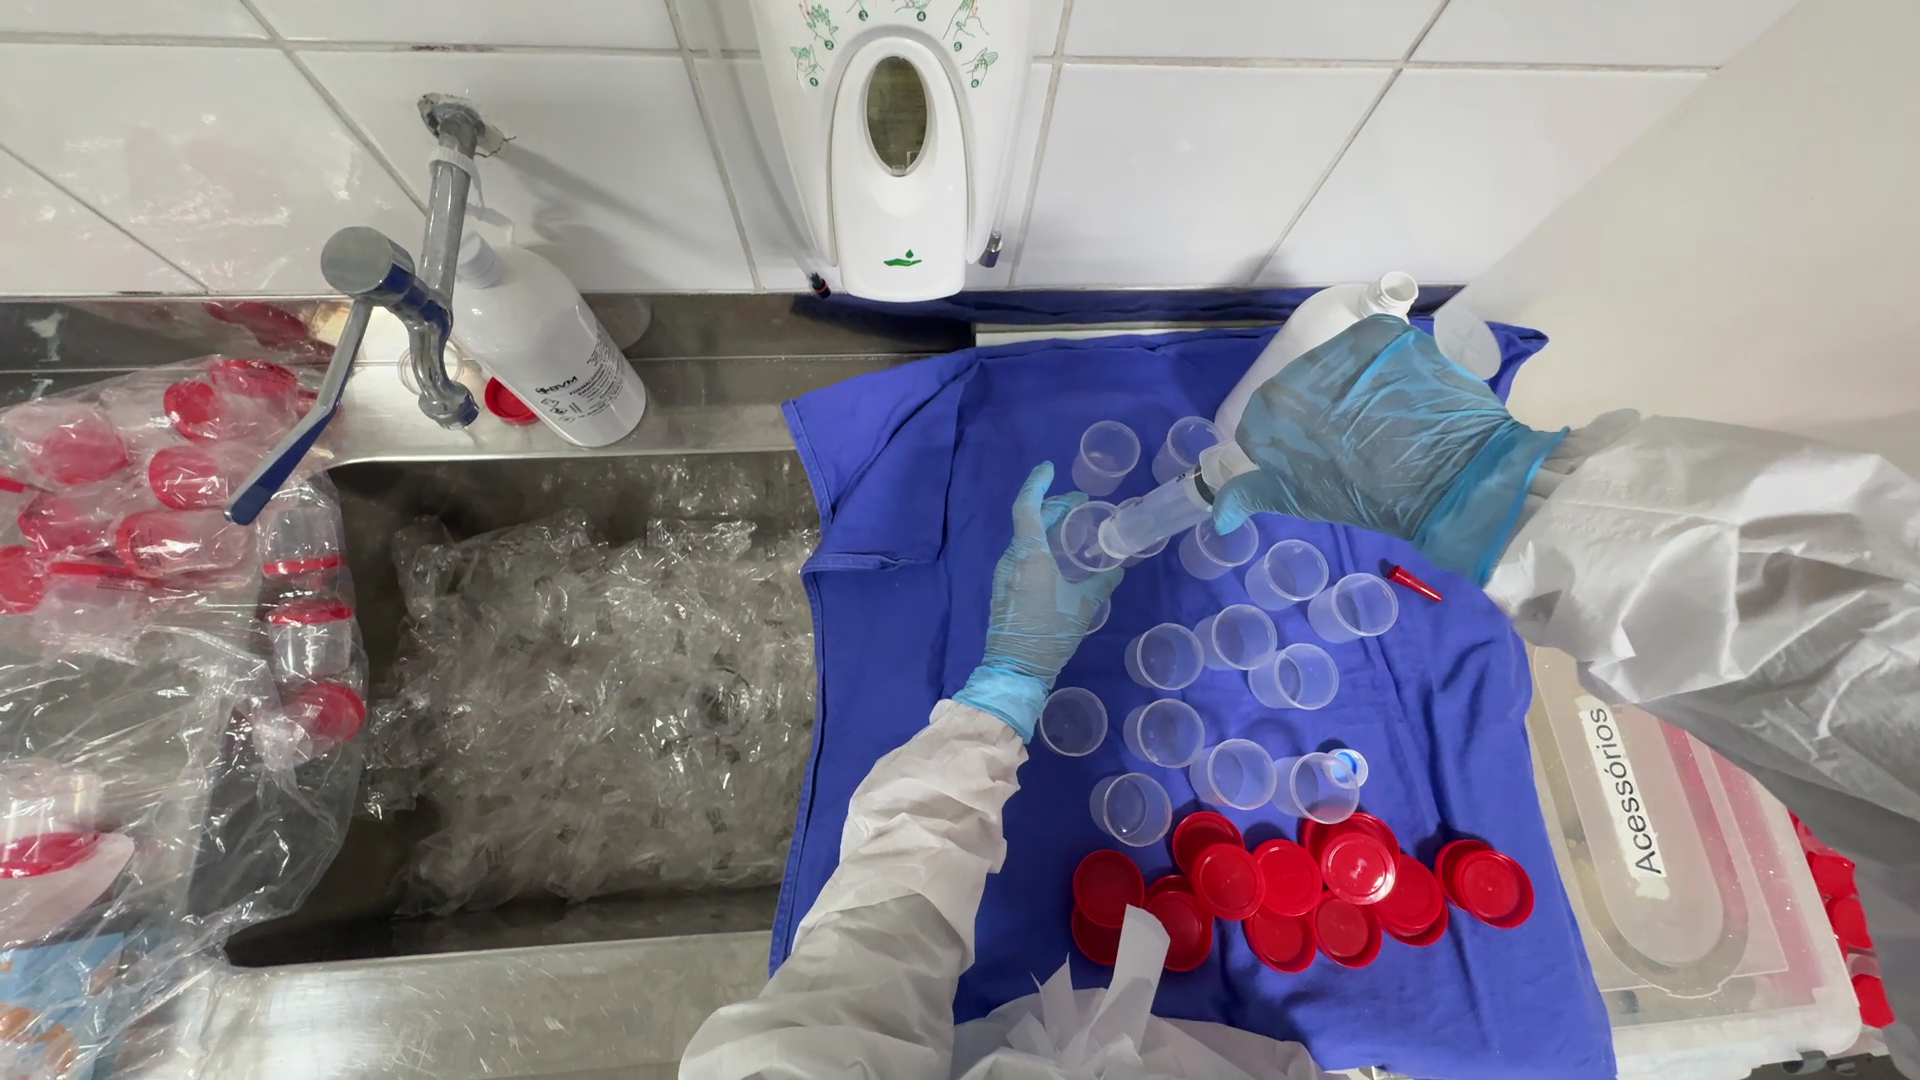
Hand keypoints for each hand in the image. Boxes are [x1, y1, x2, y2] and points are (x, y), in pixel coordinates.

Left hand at [955, 462, 1123, 740]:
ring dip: (1047, 526)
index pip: (1028, 506)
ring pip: (1026, 537)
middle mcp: (1012, 558)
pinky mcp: (1004, 587)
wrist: (1014, 669)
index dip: (1038, 483)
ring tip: (1073, 527)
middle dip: (1054, 506)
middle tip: (1080, 504)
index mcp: (1029, 555)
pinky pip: (1022, 554)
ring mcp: (1005, 573)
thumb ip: (1102, 581)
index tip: (1050, 468)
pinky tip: (1058, 555)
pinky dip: (1041, 544)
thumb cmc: (1050, 633)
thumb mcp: (1085, 605)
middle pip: (1030, 520)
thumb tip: (1117, 566)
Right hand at [1211, 315, 1565, 583]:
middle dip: (1317, 405)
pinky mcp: (1391, 336)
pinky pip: (1376, 350)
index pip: (1265, 414)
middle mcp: (1302, 368)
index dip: (1289, 435)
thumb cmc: (1368, 496)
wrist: (1455, 480)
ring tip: (1378, 415)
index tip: (1315, 452)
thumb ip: (1249, 497)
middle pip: (1299, 382)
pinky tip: (1401, 395)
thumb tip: (1216, 514)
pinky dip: (1384, 368)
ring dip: (1350, 383)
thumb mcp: (1300, 499)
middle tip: (1349, 434)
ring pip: (1336, 364)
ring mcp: (1349, 348)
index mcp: (1272, 407)